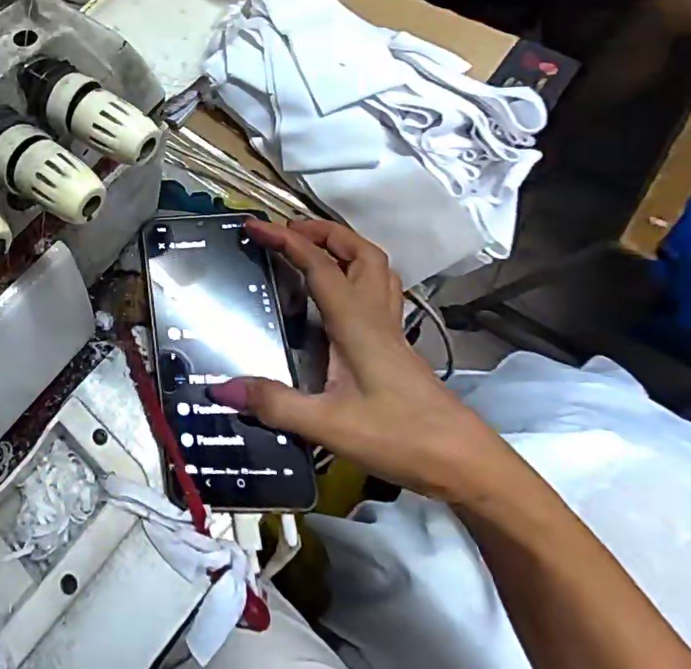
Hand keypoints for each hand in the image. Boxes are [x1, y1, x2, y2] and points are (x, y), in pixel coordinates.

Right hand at [207, 219, 521, 503]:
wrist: (469, 466)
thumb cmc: (402, 438)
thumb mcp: (330, 425)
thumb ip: (275, 405)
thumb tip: (221, 388)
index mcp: (356, 323)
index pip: (319, 265)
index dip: (285, 240)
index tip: (254, 226)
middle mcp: (375, 317)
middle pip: (359, 252)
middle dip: (322, 231)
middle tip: (287, 232)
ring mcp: (391, 331)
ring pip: (376, 268)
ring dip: (344, 247)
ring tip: (312, 250)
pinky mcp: (397, 347)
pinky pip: (378, 291)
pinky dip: (356, 274)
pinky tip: (339, 295)